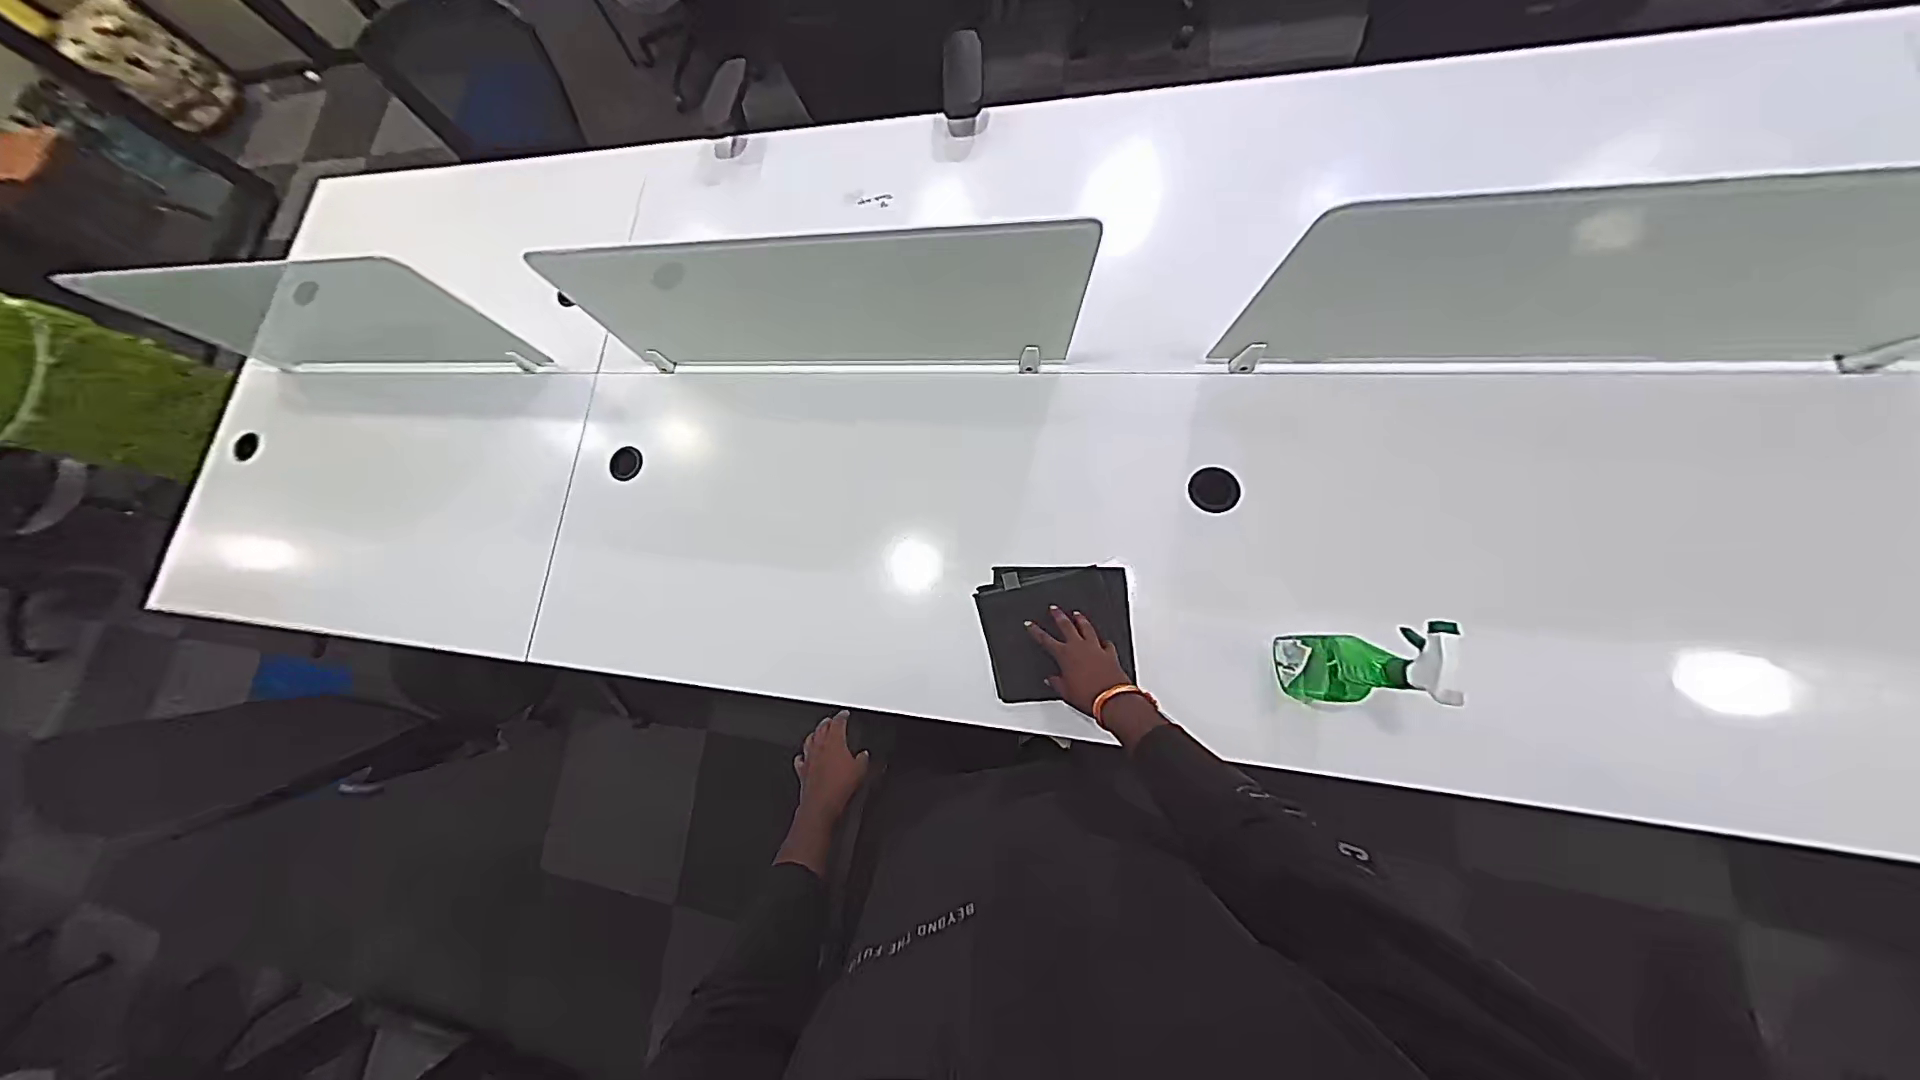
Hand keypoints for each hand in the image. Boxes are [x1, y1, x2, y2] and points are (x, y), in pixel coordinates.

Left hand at [793, 710, 869, 815]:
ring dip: (814, 734)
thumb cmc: (839, 786)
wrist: (821, 804)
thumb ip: (863, 759)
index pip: (837, 723)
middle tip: (831, 720)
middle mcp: (819, 747)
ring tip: (818, 732)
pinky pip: (800, 759)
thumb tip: (863, 755)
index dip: (841, 716)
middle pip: (821, 728)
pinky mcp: (802, 771)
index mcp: (835, 742)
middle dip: (827, 722)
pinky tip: (804, 756)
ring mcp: (809, 759)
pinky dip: (803, 755)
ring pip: (809, 740)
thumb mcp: (860, 770)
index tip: (844, 714)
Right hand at [1027, 606, 1131, 717]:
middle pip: (1066, 626)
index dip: (1036, 631)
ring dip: (1080, 619)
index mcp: (1065, 655)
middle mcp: (1079, 647)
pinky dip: (1103, 641)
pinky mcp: (1110, 654)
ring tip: (1077, 614)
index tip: (1030, 624)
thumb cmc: (1088, 696)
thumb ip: (1057, 683)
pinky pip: (1106, 643)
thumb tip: (1052, 679)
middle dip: (1058, 616)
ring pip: (1086, 628)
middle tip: (1054, 608)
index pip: (1045, 639)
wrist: (1111, 699)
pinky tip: (1103, 640)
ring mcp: (1096, 648)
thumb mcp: (1066, 692)